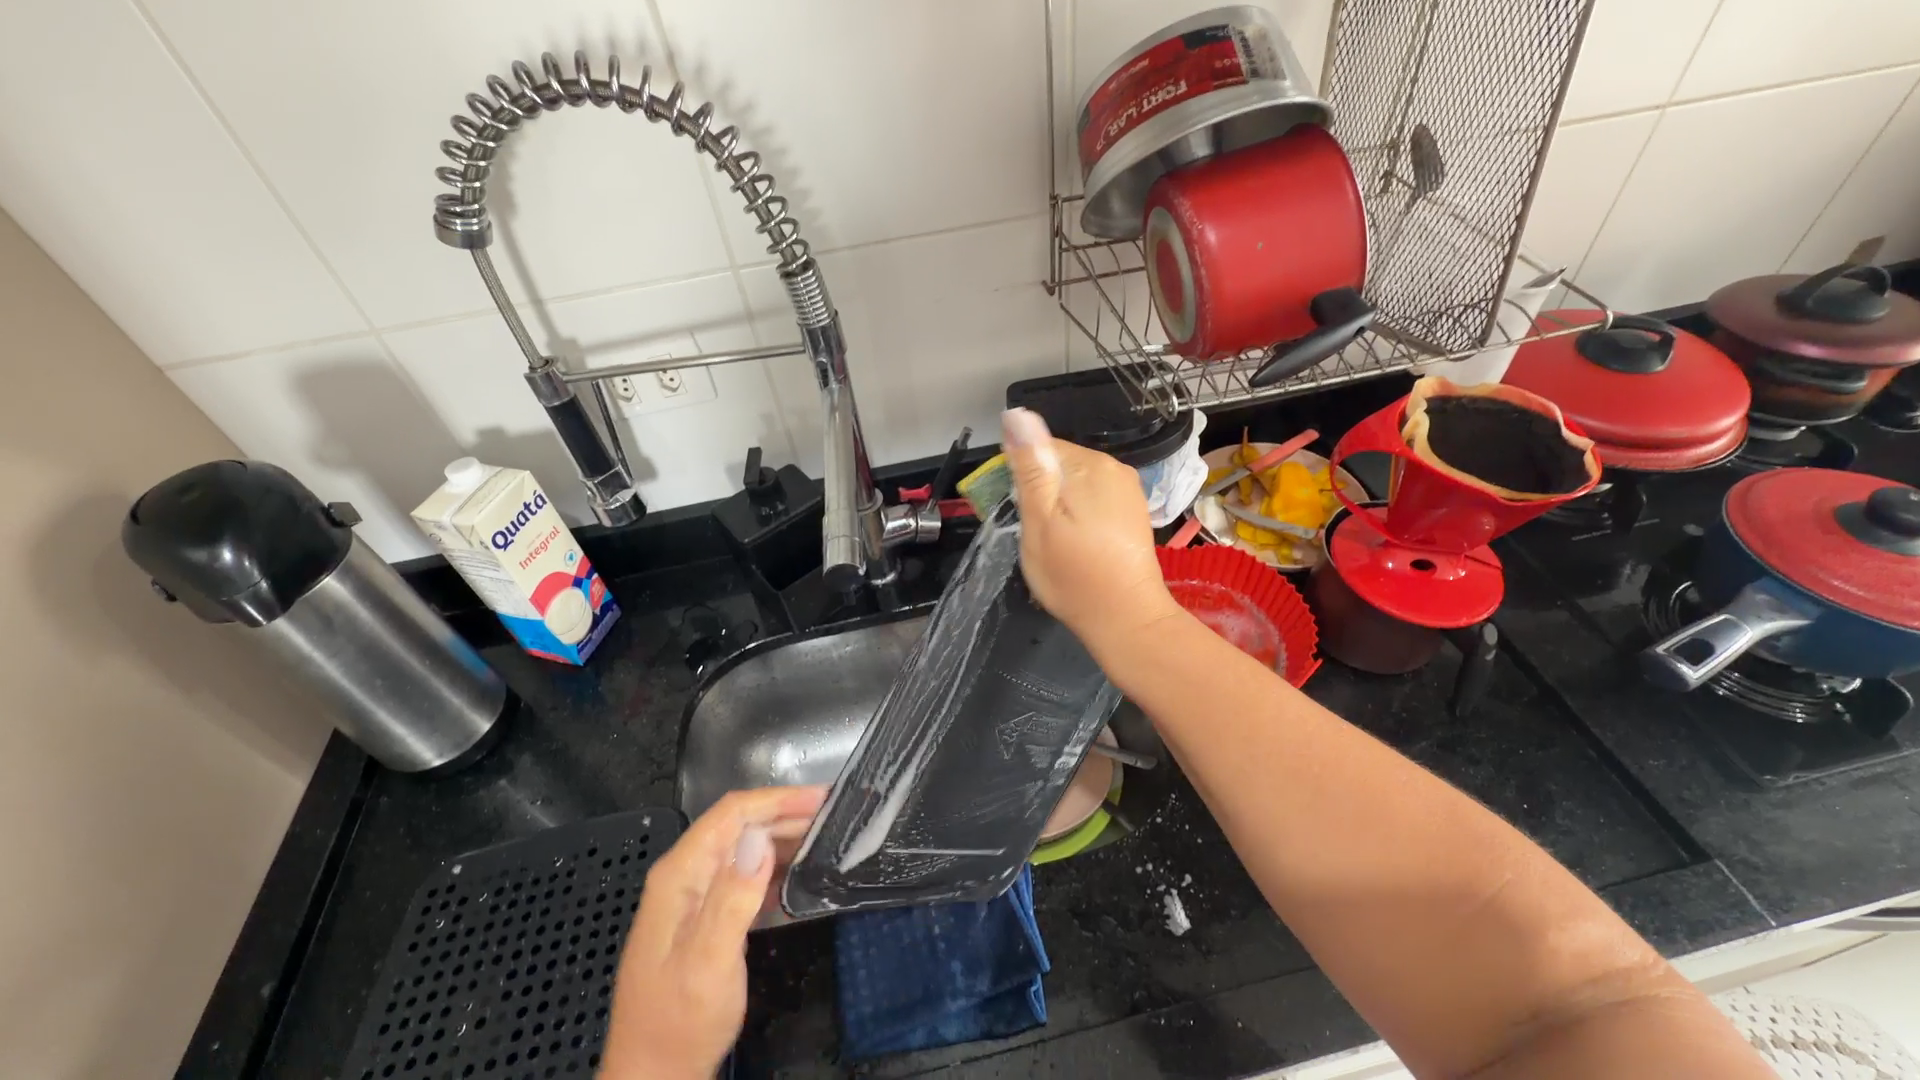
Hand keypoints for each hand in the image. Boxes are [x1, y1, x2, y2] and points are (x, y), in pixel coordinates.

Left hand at [599, 786, 826, 1079]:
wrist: (655, 1077)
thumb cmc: (680, 1022)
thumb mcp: (708, 962)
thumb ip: (732, 898)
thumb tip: (758, 839)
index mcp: (680, 875)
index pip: (731, 813)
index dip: (778, 798)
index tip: (824, 798)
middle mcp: (686, 877)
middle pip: (739, 825)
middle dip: (787, 813)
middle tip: (838, 817)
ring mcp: (696, 898)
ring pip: (745, 849)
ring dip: (785, 838)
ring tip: (829, 840)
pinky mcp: (708, 919)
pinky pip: (746, 877)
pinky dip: (777, 868)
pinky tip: (803, 876)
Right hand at [1001, 407, 1181, 653]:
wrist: (1126, 617)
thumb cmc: (1073, 574)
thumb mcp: (1039, 520)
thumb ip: (1030, 466)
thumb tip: (1017, 415)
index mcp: (1088, 465)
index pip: (1040, 449)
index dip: (1023, 480)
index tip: (1021, 513)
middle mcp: (1114, 467)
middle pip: (1061, 464)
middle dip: (1044, 491)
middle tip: (1039, 534)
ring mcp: (1128, 489)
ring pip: (1078, 483)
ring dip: (1062, 505)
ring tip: (1059, 542)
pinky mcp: (1134, 510)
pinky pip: (1096, 499)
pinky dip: (1082, 515)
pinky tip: (1080, 543)